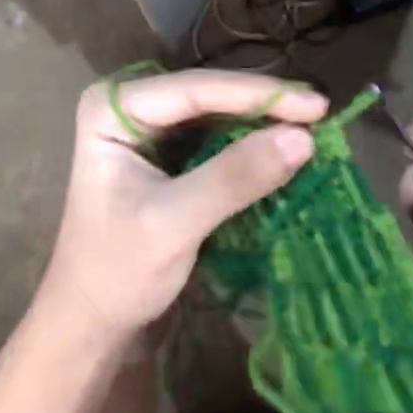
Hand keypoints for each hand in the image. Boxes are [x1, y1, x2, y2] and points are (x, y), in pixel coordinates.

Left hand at [39, 70, 325, 345]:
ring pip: (220, 111)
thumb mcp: (175, 224)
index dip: (259, 95)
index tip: (316, 106)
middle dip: (265, 105)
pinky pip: (220, 135)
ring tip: (314, 125)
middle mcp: (130, 105)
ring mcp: (151, 128)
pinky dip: (254, 141)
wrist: (91, 322)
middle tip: (321, 114)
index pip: (195, 90)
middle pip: (210, 93)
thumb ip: (234, 178)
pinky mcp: (171, 151)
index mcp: (112, 110)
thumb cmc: (116, 273)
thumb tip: (304, 139)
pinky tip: (286, 143)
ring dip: (265, 120)